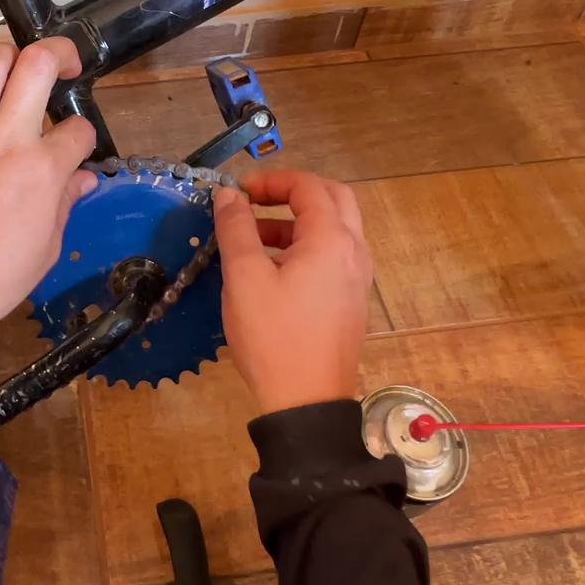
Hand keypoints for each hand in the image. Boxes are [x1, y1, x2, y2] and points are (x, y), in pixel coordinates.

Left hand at [0, 38, 97, 328]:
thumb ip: (65, 203)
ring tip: (14, 68)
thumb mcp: (46, 248)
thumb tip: (82, 178)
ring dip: (7, 55)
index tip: (76, 144)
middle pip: (37, 65)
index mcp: (42, 170)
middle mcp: (5, 138)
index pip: (78, 129)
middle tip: (65, 62)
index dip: (83, 134)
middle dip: (60, 52)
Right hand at [212, 170, 372, 414]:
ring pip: (334, 228)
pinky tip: (272, 269)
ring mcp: (356, 278)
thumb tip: (229, 195)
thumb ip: (236, 228)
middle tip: (256, 201)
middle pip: (332, 199)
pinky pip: (333, 255)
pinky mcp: (350, 299)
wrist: (306, 403)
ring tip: (253, 238)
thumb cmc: (273, 335)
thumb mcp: (244, 277)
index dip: (271, 181)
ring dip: (296, 221)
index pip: (308, 187)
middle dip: (292, 192)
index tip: (239, 192)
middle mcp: (353, 252)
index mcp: (332, 240)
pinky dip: (305, 246)